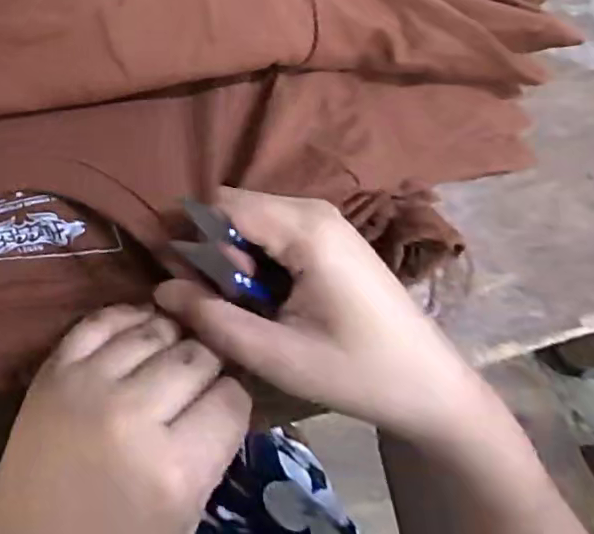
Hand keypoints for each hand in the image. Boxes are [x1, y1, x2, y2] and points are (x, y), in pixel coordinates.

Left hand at [0, 304, 250, 533]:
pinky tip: (140, 323)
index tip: (228, 397)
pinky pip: (101, 321)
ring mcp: (90, 383)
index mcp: (174, 470)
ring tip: (177, 343)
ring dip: (173, 333)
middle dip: (210, 360)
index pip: (229, 401)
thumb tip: (225, 392)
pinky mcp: (55, 366)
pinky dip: (127, 316)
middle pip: (195, 357)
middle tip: (207, 368)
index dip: (235, 395)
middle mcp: (134, 415)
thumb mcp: (181, 513)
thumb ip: (207, 453)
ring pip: (152, 329)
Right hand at [155, 187, 495, 447]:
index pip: (222, 205)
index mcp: (305, 228)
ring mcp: (322, 217)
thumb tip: (160, 289)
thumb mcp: (280, 357)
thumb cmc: (359, 373)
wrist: (433, 388)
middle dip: (216, 249)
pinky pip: (269, 226)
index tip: (199, 286)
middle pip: (233, 206)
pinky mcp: (326, 231)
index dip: (197, 239)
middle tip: (230, 300)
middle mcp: (312, 208)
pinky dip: (256, 255)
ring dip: (235, 254)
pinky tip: (271, 296)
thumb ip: (214, 320)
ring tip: (253, 303)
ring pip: (248, 216)